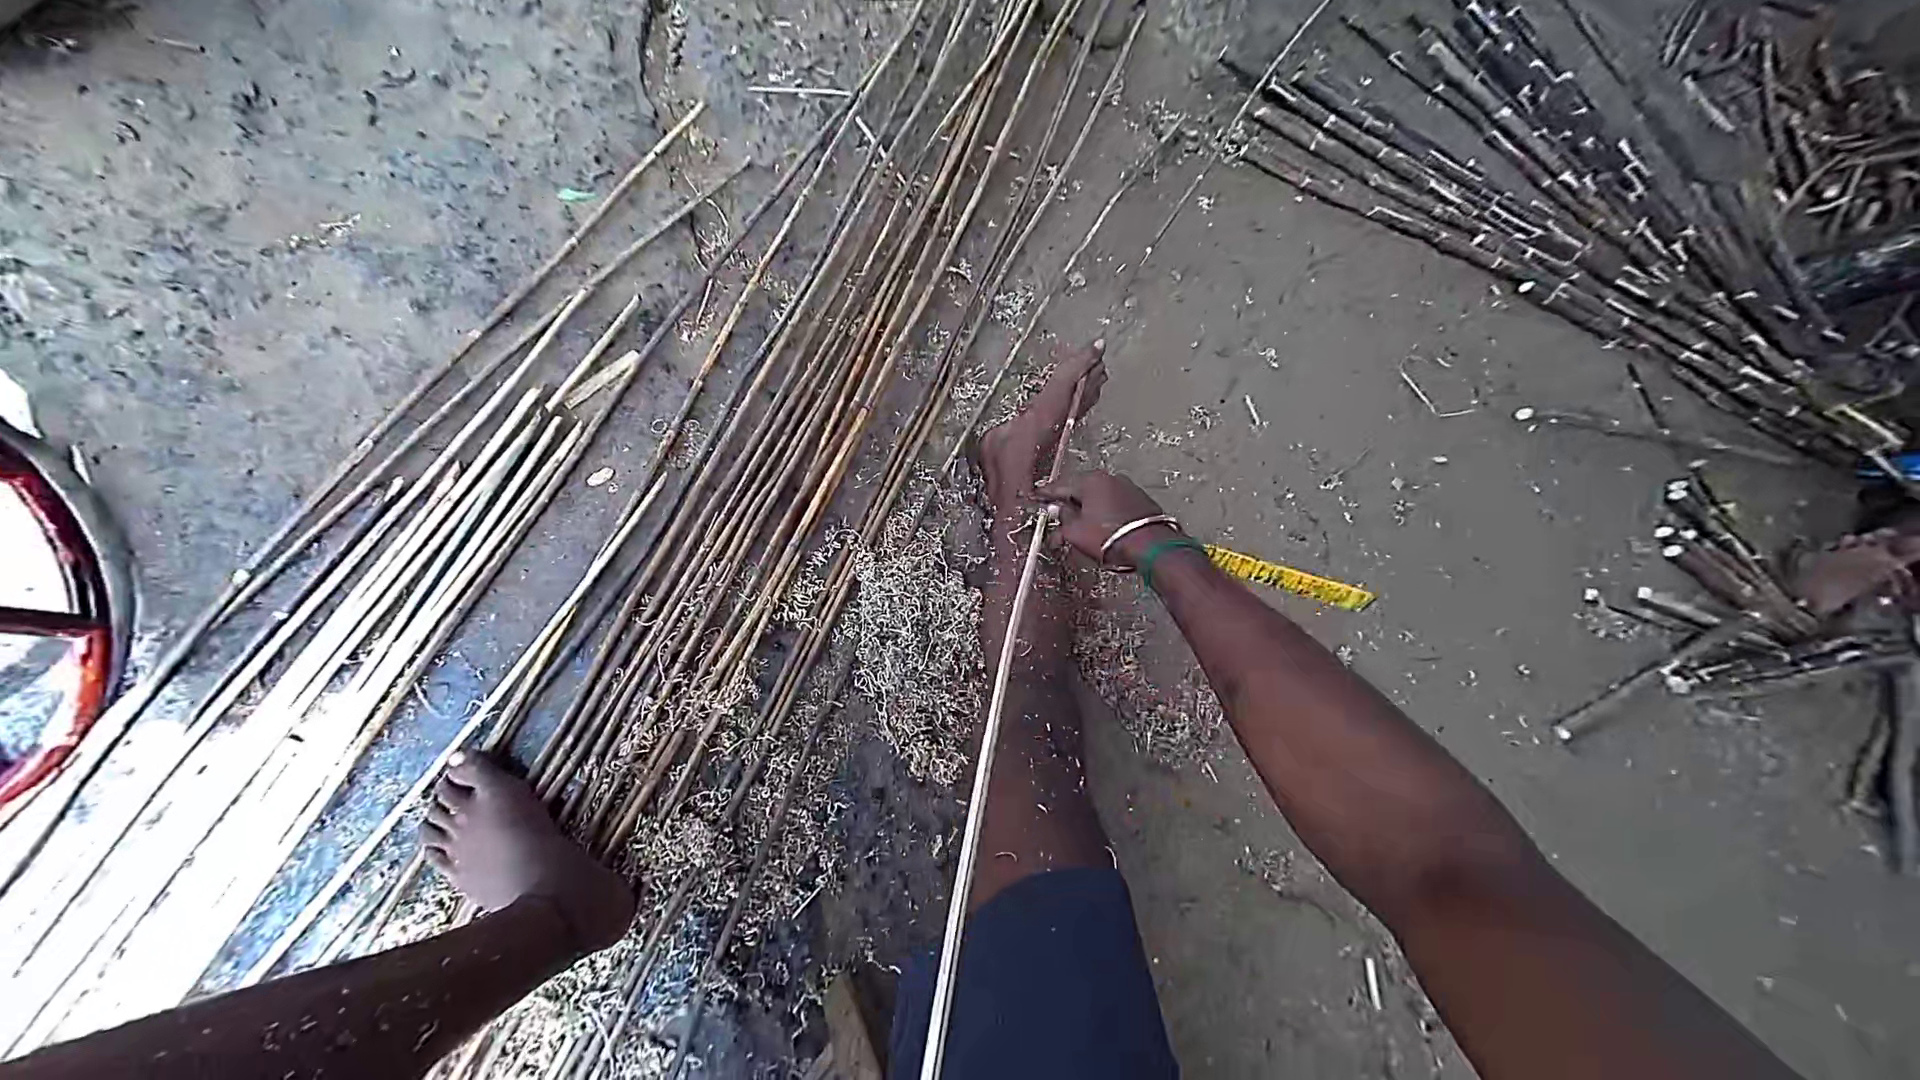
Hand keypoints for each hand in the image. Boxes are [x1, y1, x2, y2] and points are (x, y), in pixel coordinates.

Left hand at [978, 340, 1106, 512]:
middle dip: (1074, 385)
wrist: (1008, 548)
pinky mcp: (999, 455)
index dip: (1074, 370)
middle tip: (1099, 368)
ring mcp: (998, 446)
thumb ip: (1055, 433)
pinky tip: (1071, 411)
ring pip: (1039, 413)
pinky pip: (1031, 427)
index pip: (1050, 396)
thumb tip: (1069, 396)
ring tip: (1092, 386)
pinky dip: (1053, 418)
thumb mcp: (1053, 481)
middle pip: (1045, 402)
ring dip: (1066, 402)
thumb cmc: (1031, 524)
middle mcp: (1003, 437)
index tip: (1095, 349)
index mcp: (1017, 441)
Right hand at [1035, 470, 1179, 566]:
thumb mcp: (1075, 532)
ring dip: (1087, 507)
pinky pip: (1113, 502)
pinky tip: (1100, 524)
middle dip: (1067, 502)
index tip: (1036, 497)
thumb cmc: (1111, 537)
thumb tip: (1061, 513)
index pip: (1060, 486)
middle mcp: (1109, 478)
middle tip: (1055, 513)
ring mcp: (1127, 487)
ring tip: (1078, 524)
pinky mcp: (1140, 500)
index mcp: (1090, 481)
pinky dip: (1103, 511)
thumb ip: (1063, 519)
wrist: (1150, 547)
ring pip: (1098, 495)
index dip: (1045, 494)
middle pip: (1080, 489)